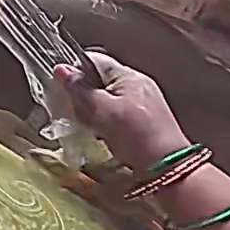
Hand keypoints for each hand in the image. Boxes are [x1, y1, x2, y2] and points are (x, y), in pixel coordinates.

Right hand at [52, 52, 188, 170]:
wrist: (169, 168)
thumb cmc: (135, 134)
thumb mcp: (103, 111)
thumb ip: (80, 90)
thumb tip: (60, 68)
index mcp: (128, 75)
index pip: (94, 60)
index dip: (76, 71)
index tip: (64, 90)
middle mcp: (136, 84)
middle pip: (99, 80)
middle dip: (84, 96)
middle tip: (77, 114)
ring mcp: (142, 103)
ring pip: (106, 99)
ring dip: (94, 112)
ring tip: (91, 128)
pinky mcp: (144, 121)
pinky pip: (117, 114)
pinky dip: (106, 122)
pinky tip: (104, 136)